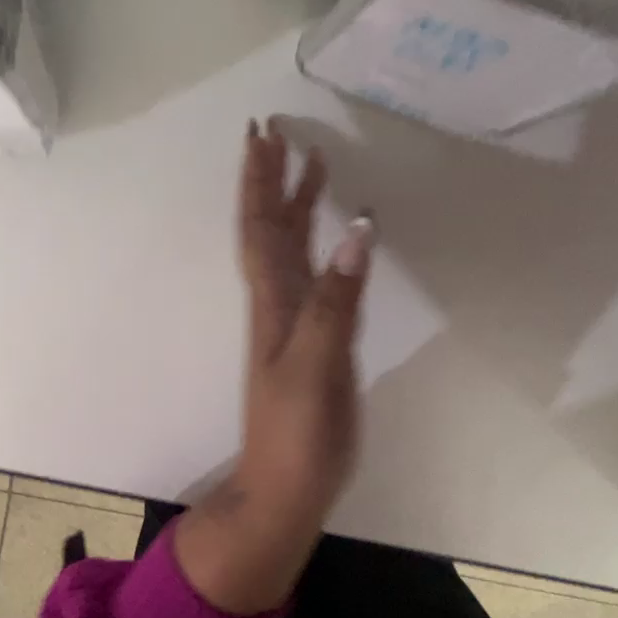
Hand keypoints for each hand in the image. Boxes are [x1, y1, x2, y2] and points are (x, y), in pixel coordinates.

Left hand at [176, 120, 374, 615]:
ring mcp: (292, 320)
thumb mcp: (316, 365)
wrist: (284, 485)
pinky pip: (310, 274)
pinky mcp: (310, 339)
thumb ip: (336, 300)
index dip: (259, 179)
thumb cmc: (297, 431)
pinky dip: (318, 244)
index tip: (260, 134)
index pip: (261, 225)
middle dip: (272, 178)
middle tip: (280, 132)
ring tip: (312, 163)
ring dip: (295, 203)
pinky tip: (333, 237)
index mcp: (273, 299)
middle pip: (269, 226)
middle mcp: (276, 300)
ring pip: (289, 247)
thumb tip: (358, 229)